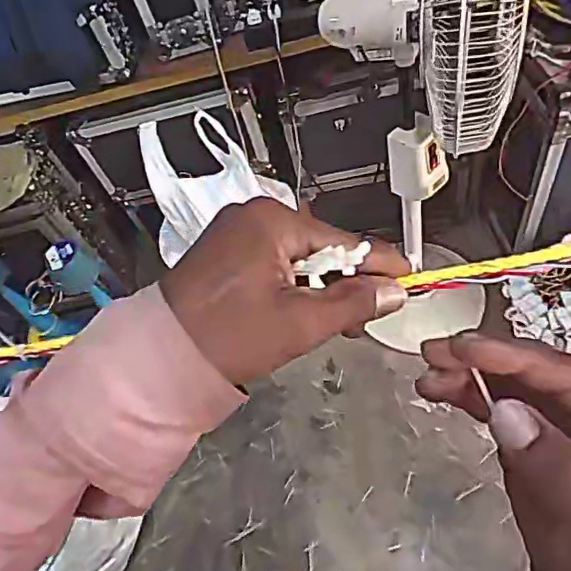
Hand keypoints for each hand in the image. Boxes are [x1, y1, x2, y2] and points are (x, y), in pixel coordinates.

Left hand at [160, 198, 409, 384]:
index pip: (342, 241)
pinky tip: (302, 310)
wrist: (163, 356)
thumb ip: (353, 302)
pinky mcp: (225, 251)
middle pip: (320, 246)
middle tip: (363, 317)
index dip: (378, 264)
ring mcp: (235, 231)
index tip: (407, 276)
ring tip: (334, 322)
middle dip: (344, 282)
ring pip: (298, 256)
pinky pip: (273, 261)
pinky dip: (292, 284)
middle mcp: (252, 215)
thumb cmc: (228, 336)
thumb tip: (392, 291)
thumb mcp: (300, 322)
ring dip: (319, 287)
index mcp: (271, 221)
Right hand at [416, 333, 570, 570]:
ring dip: (471, 371)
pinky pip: (504, 401)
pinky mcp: (542, 435)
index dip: (515, 358)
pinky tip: (442, 390)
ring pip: (517, 381)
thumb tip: (505, 410)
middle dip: (486, 358)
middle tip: (434, 355)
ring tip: (428, 375)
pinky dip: (471, 392)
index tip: (463, 348)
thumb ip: (560, 472)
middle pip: (541, 372)